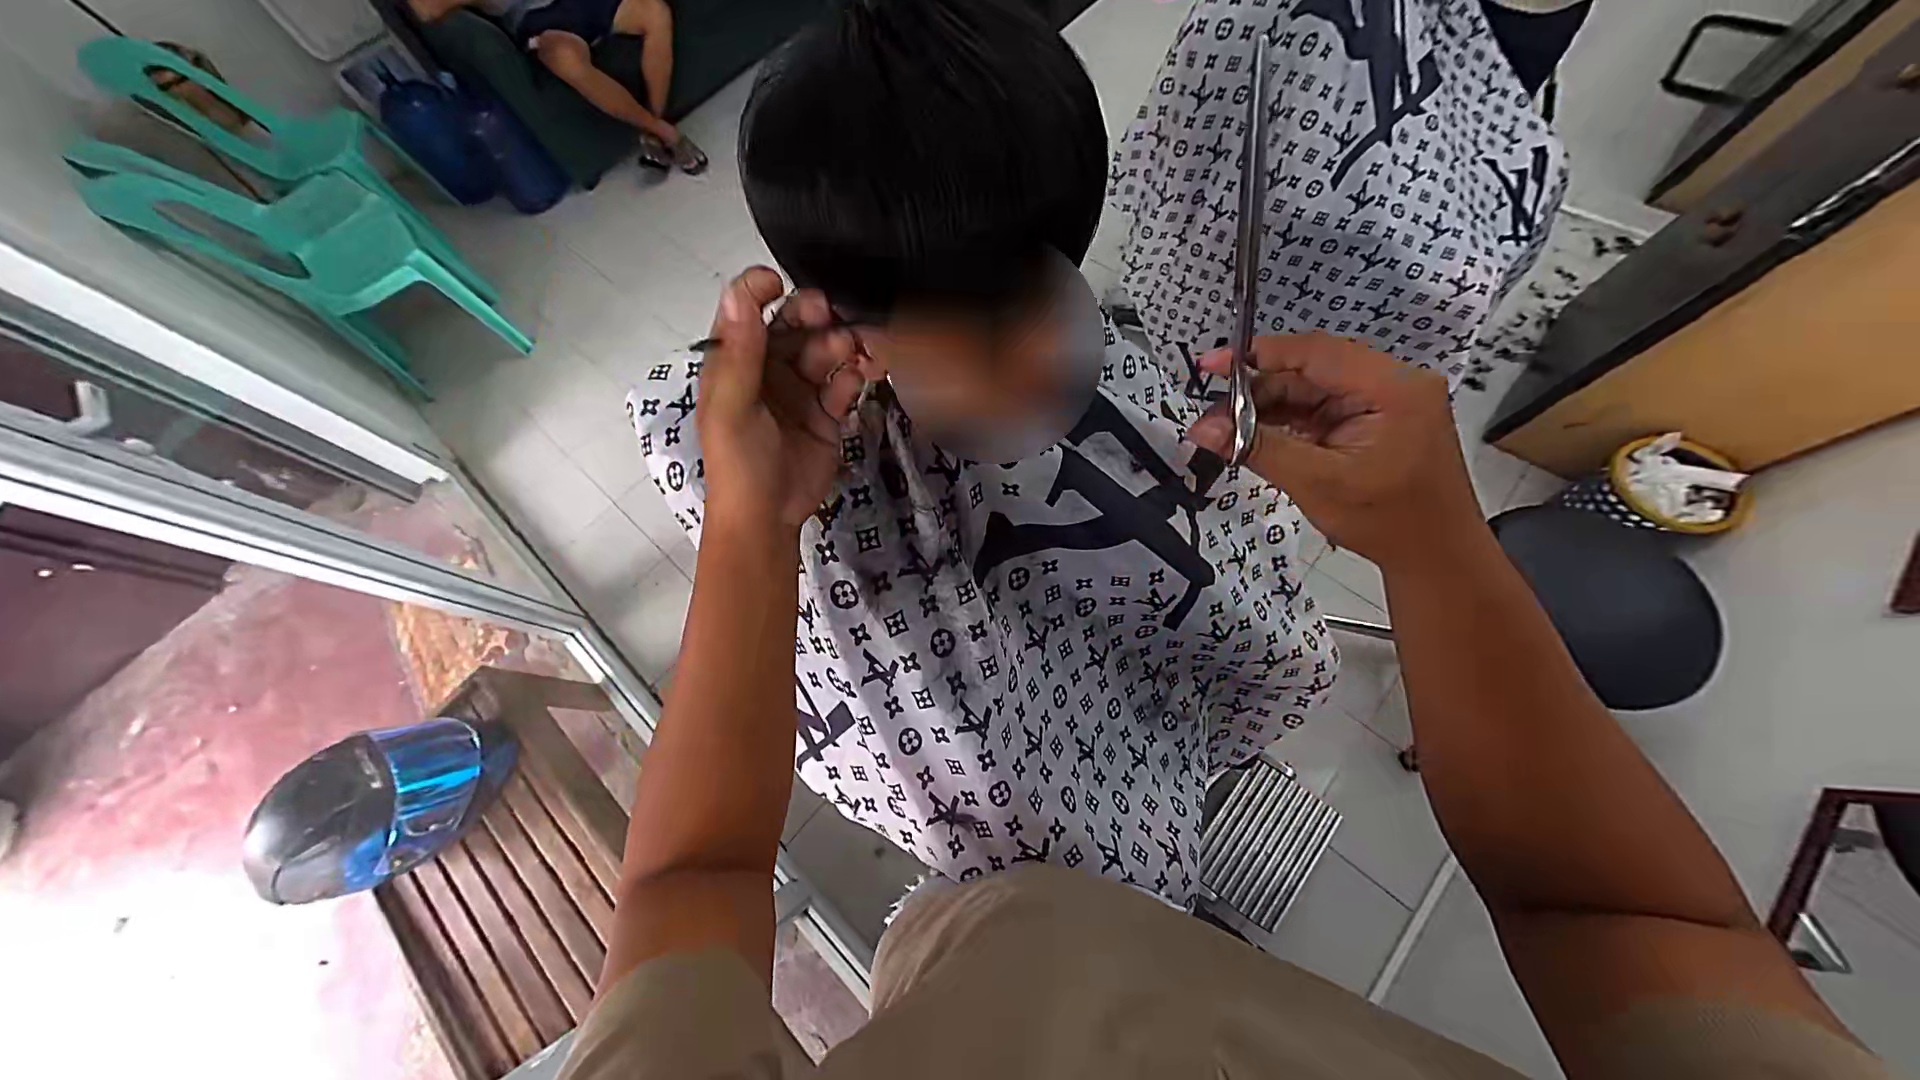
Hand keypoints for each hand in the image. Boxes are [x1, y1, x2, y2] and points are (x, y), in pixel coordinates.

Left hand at [697, 268, 861, 536]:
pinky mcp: (827, 414)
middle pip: (792, 328)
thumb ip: (739, 353)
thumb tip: (739, 295)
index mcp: (735, 364)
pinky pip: (843, 384)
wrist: (767, 514)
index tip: (778, 284)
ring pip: (824, 352)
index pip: (745, 313)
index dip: (758, 292)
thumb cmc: (739, 462)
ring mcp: (800, 392)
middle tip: (830, 314)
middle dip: (812, 316)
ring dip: (840, 344)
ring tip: (854, 349)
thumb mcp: (732, 406)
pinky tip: (858, 378)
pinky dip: (853, 376)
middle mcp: (768, 371)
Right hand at [1185, 334, 1482, 570]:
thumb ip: (1258, 449)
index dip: (1258, 355)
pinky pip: (1316, 412)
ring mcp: (1378, 403)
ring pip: (1307, 392)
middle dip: (1256, 392)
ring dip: (1265, 410)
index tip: (1211, 365)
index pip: (1314, 352)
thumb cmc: (1388, 520)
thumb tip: (1202, 429)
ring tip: (1225, 433)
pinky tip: (1253, 438)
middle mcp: (1388, 384)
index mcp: (1391, 387)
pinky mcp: (1367, 423)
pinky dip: (1283, 424)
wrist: (1434, 555)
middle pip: (1307, 371)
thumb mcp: (1316, 481)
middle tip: (1211, 418)